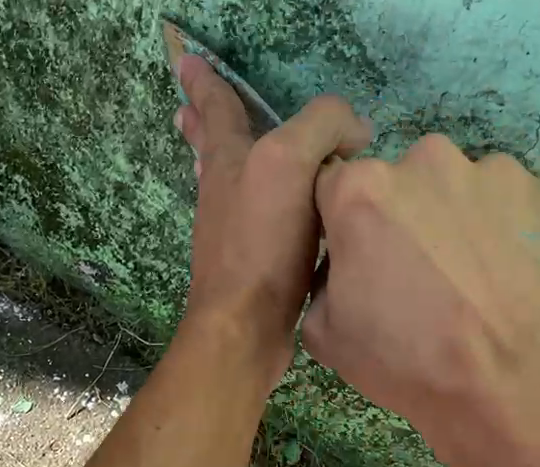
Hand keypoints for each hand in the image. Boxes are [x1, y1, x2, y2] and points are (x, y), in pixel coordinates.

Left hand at [174, 53, 369, 381]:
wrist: (244, 329)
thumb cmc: (261, 245)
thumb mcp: (292, 162)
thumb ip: (323, 127)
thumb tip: (353, 137)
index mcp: (229, 161)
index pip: (219, 108)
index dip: (207, 85)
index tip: (188, 64)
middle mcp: (223, 194)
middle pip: (213, 147)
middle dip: (203, 123)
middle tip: (187, 109)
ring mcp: (231, 234)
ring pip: (233, 186)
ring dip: (231, 165)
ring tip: (233, 154)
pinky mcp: (250, 270)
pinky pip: (261, 226)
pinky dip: (267, 211)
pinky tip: (286, 218)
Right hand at [303, 135, 539, 466]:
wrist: (513, 387)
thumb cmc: (406, 361)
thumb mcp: (324, 335)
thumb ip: (323, 281)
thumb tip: (344, 268)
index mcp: (364, 192)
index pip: (336, 186)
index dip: (343, 224)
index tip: (357, 257)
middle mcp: (430, 163)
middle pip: (407, 181)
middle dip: (408, 218)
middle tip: (419, 277)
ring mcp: (501, 173)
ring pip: (468, 192)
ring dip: (464, 225)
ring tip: (475, 286)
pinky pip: (524, 210)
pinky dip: (517, 238)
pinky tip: (517, 285)